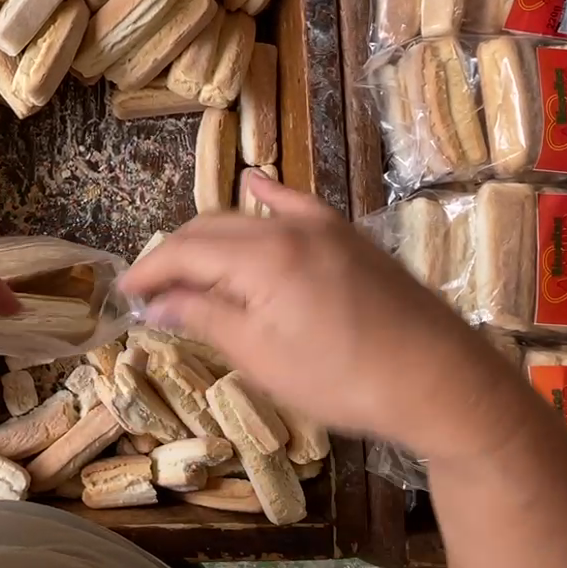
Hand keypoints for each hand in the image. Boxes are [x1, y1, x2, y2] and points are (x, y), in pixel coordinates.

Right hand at [120, 175, 534, 464]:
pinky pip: (296, 205)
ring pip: (247, 219)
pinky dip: (266, 198)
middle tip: (150, 290)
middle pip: (210, 229)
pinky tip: (252, 184)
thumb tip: (155, 303)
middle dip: (173, 256)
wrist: (443, 383)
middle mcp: (287, 227)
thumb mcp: (262, 358)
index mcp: (262, 258)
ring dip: (210, 238)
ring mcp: (323, 227)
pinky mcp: (348, 236)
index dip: (148, 271)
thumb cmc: (344, 380)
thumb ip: (203, 318)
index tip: (123, 293)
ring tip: (187, 267)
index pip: (184, 252)